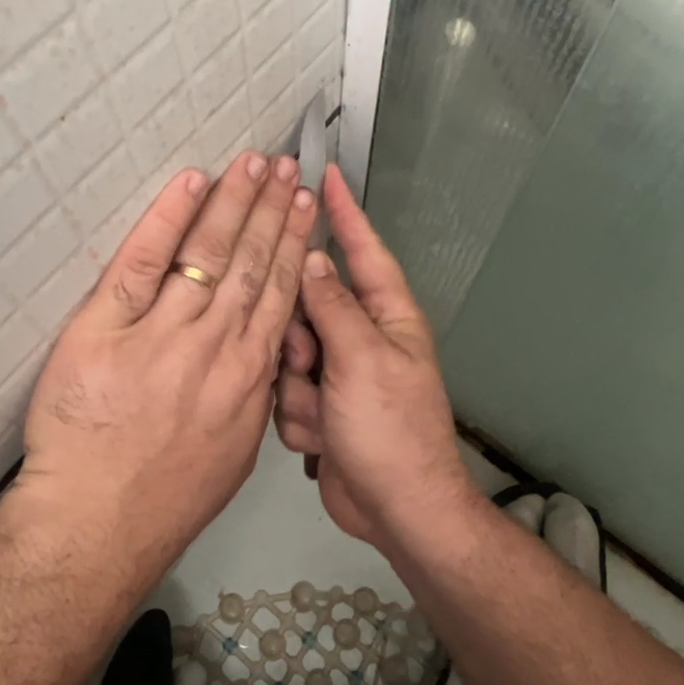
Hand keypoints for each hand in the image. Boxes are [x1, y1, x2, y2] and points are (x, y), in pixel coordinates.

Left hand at [18, 150, 316, 566]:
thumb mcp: (237, 447)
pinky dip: (166, 218)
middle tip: (285, 166)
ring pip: (208, 253)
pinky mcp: (106, 329)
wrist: (97, 523)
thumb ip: (255, 390)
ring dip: (234, 202)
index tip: (305, 206)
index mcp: (250, 371)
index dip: (294, 241)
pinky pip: (142, 262)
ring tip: (251, 164)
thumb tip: (264, 351)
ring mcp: (161, 333)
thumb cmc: (168, 497)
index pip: (281, 289)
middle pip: (252, 261)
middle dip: (272, 208)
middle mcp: (215, 343)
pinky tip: (188, 184)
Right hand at [273, 165, 478, 549]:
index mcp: (387, 315)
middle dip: (300, 340)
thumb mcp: (361, 360)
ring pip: (289, 353)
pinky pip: (288, 393)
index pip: (363, 250)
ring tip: (322, 417)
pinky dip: (300, 419)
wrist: (396, 511)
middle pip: (307, 306)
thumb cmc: (391, 429)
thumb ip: (332, 305)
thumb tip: (312, 257)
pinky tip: (320, 442)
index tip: (325, 174)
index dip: (344, 212)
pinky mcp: (321, 408)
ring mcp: (339, 374)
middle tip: (308, 366)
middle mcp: (361, 337)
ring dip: (299, 390)